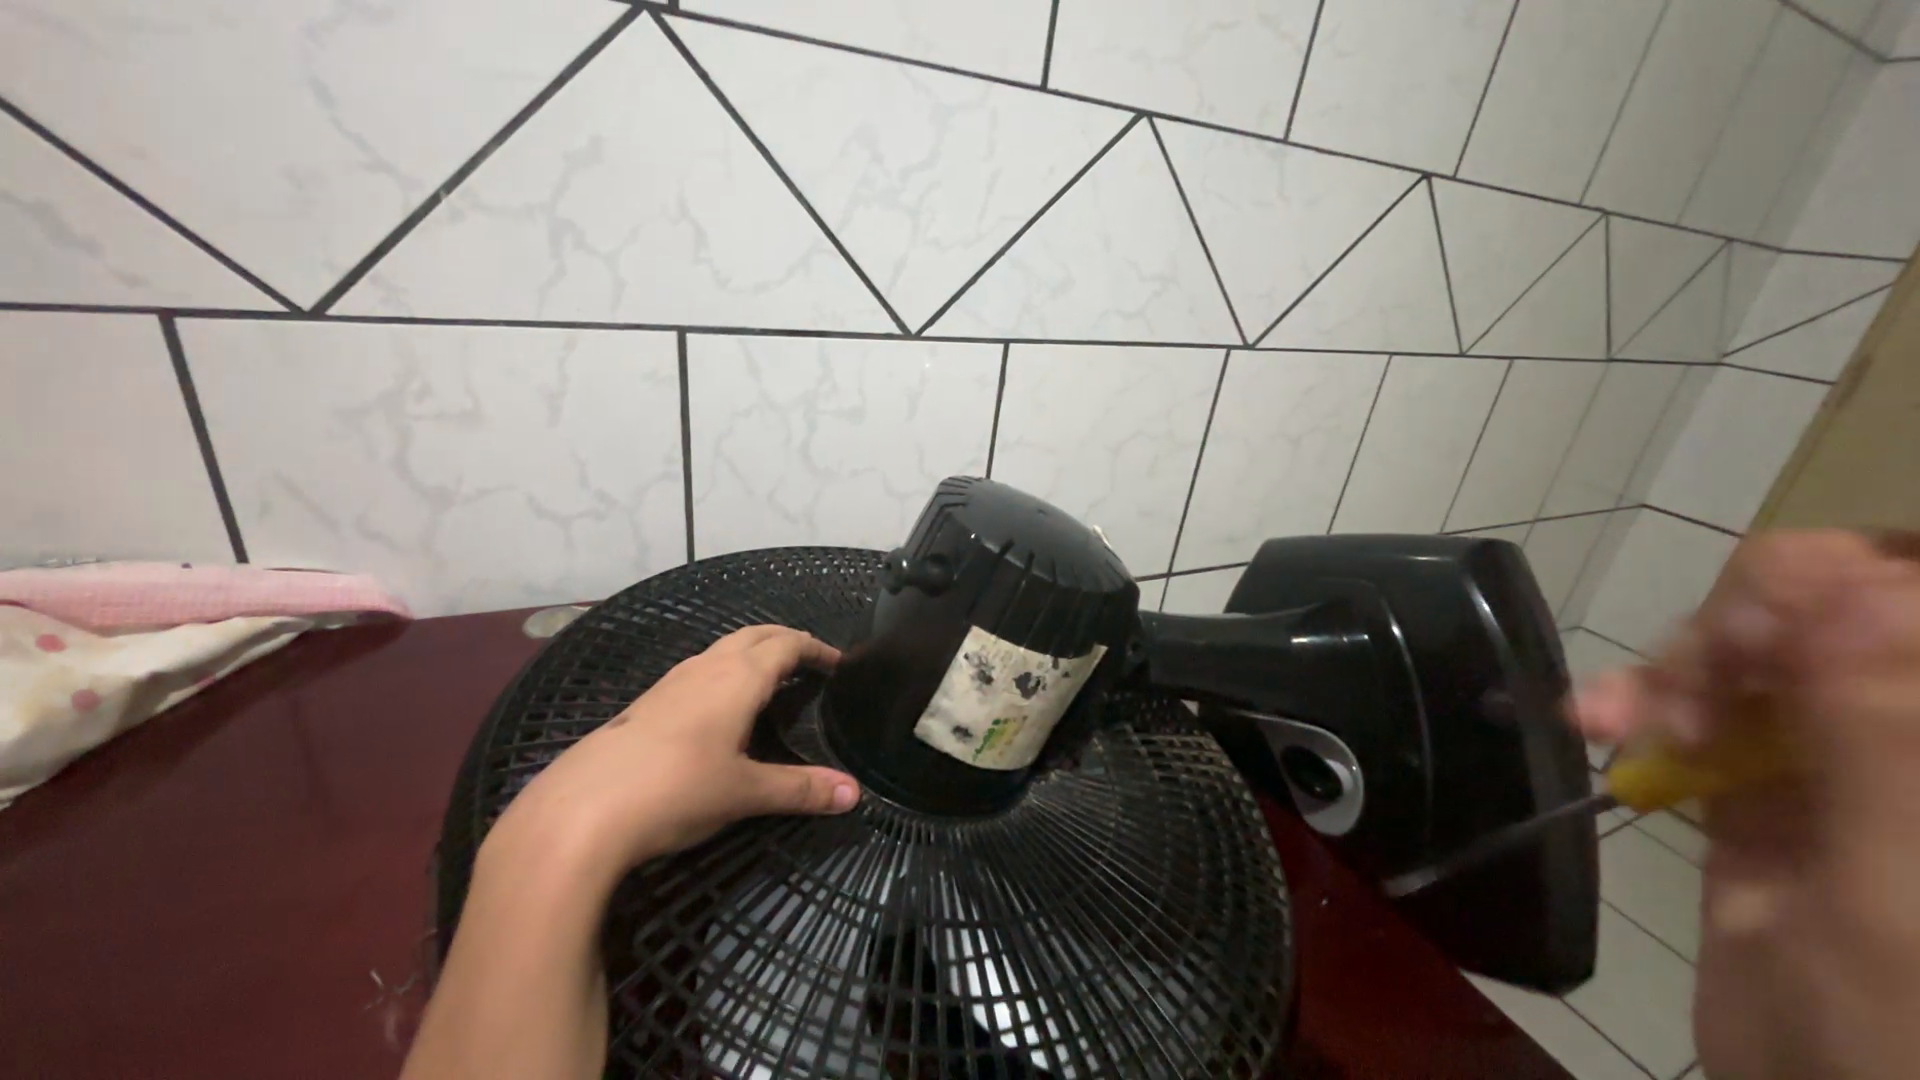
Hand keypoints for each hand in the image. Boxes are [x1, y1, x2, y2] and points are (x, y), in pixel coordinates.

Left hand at [483, 625, 861, 887]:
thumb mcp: (746, 793)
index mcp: (737, 678)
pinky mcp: (646, 704)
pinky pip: (699, 671)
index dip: (816, 649)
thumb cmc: (676, 791)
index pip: (787, 644)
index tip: (839, 664)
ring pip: (722, 650)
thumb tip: (854, 794)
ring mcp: (670, 683)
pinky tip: (721, 710)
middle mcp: (704, 668)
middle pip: (754, 635)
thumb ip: (802, 790)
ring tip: (774, 682)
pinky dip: (726, 673)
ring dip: (753, 654)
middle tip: (812, 663)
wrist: (580, 812)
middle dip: (786, 641)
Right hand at [1572, 531, 1919, 1079]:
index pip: (1910, 601)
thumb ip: (1879, 737)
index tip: (1753, 626)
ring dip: (1670, 670)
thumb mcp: (1891, 892)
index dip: (1844, 585)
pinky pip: (1698, 712)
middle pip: (1824, 617)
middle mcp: (1903, 732)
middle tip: (1672, 687)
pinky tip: (1596, 719)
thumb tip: (1854, 585)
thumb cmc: (1899, 1034)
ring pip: (1747, 659)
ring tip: (1612, 716)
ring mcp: (1837, 759)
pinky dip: (1640, 703)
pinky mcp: (1759, 784)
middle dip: (1734, 633)